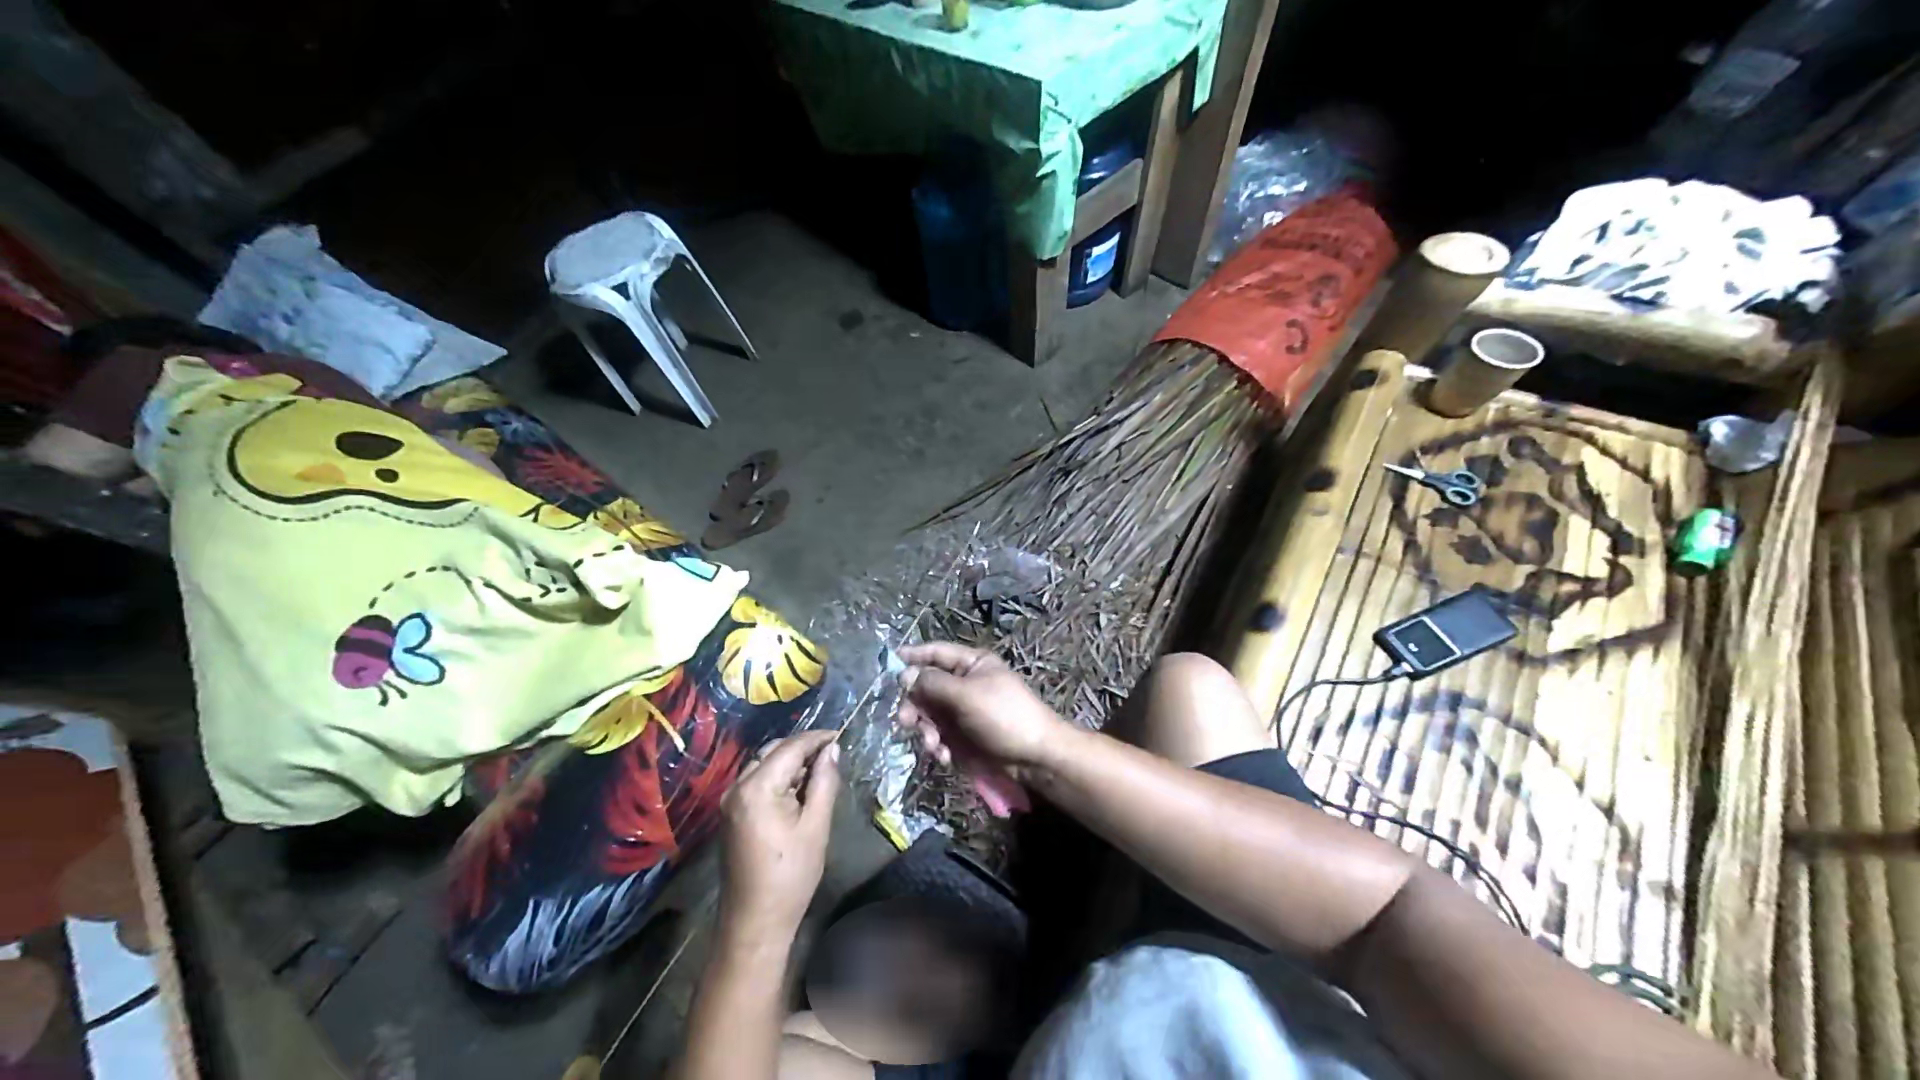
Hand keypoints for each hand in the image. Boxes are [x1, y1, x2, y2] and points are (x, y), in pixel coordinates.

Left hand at [719, 729, 839, 939]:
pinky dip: (777, 777)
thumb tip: (832, 750)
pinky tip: (797, 790)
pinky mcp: (730, 814)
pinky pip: (756, 782)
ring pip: (763, 765)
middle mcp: (737, 787)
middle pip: (773, 751)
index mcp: (757, 788)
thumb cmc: (790, 875)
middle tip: (832, 754)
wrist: (754, 922)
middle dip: (802, 748)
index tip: (840, 735)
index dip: (817, 738)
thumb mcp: (816, 826)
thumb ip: (824, 782)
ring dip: (790, 762)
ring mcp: (730, 801)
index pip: (790, 747)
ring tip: (819, 771)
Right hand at [896, 643, 1072, 773]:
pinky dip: (937, 746)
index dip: (912, 656)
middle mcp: (964, 684)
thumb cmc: (1004, 716)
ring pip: (928, 715)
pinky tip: (944, 756)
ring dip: (926, 730)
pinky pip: (939, 736)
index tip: (889, 664)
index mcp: (971, 664)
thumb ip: (933, 683)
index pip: (935, 652)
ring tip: (934, 746)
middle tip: (906, 722)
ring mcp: (962, 711)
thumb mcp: (966, 695)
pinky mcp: (963, 736)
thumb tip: (905, 674)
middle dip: (915, 706)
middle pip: (925, 687)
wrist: (1035, 757)